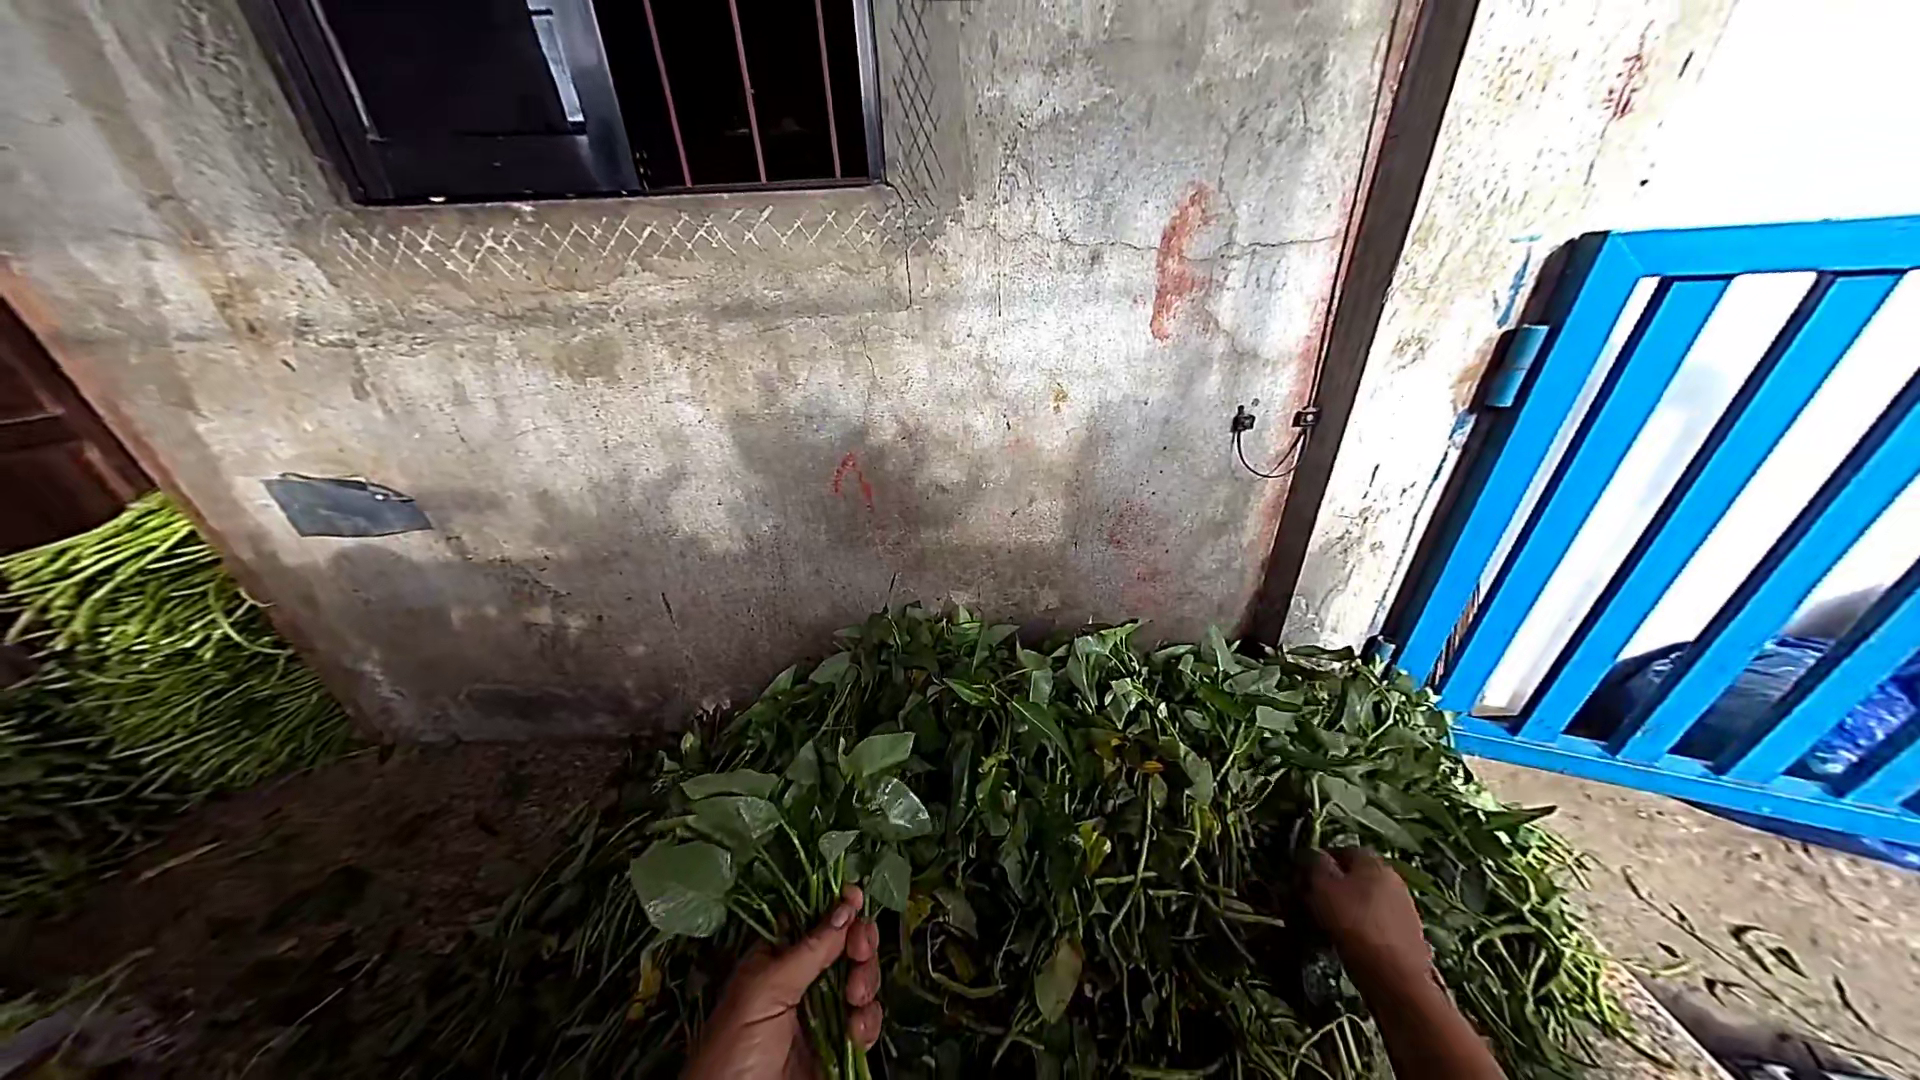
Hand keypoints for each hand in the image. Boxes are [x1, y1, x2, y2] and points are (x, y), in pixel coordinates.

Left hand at [683, 885, 883, 1079]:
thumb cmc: (733, 1050)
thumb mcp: (765, 991)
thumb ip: (809, 949)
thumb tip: (846, 905)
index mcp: (779, 957)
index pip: (816, 918)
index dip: (838, 905)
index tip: (855, 897)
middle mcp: (804, 979)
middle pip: (847, 943)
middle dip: (860, 941)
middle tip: (859, 950)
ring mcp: (824, 1012)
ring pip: (861, 977)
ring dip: (866, 980)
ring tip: (855, 997)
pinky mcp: (839, 1047)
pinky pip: (866, 1021)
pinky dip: (869, 1021)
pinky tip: (856, 1032)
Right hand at [1304, 848, 1433, 994]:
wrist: (1396, 979)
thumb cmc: (1354, 923)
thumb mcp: (1322, 886)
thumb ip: (1314, 863)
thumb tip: (1313, 854)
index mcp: (1373, 862)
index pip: (1341, 850)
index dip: (1318, 861)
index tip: (1302, 877)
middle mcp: (1394, 880)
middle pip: (1354, 876)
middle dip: (1332, 886)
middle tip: (1311, 901)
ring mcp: (1405, 910)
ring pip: (1364, 901)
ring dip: (1345, 908)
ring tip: (1324, 925)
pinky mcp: (1409, 937)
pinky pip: (1375, 923)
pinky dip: (1360, 928)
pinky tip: (1346, 941)